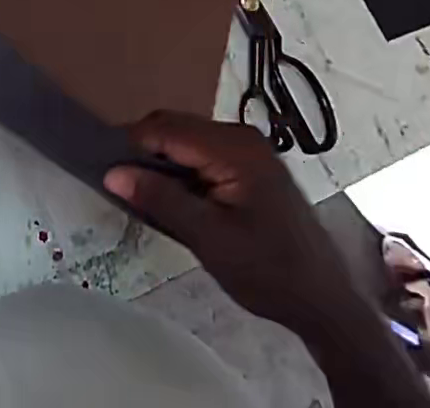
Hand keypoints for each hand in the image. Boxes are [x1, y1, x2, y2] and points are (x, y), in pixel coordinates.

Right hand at [105, 110, 355, 335]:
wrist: (325, 303)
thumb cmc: (268, 271)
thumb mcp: (208, 239)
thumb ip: (160, 199)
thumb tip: (113, 173)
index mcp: (234, 147)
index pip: (166, 128)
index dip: (131, 144)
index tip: (105, 166)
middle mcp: (241, 136)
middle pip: (176, 126)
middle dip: (145, 150)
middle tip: (122, 183)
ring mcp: (248, 148)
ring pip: (186, 137)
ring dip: (162, 159)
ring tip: (145, 192)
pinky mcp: (250, 163)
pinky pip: (202, 150)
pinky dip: (181, 166)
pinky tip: (174, 195)